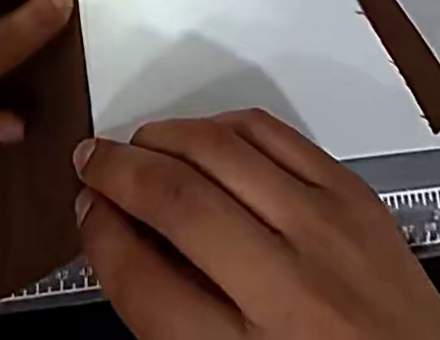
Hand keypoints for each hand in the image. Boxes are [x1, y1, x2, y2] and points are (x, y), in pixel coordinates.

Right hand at [73, 110, 439, 339]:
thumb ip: (172, 315)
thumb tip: (120, 236)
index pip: (146, 283)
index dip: (101, 236)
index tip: (87, 210)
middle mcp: (292, 297)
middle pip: (177, 203)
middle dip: (117, 170)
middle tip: (93, 161)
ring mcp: (328, 234)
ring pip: (217, 152)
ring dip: (161, 137)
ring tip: (138, 144)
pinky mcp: (352, 195)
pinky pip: (269, 132)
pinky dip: (221, 124)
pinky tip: (201, 134)